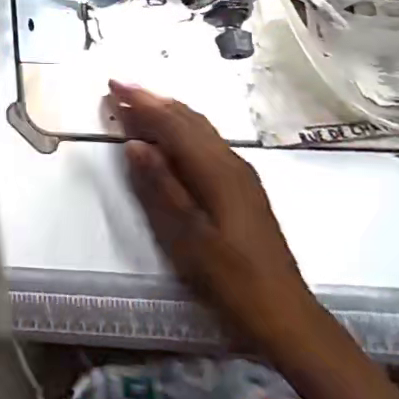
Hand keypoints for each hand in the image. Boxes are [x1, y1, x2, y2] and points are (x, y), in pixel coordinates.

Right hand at [108, 80, 323, 350]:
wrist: (285, 314)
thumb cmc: (230, 277)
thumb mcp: (186, 235)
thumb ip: (160, 185)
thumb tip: (134, 143)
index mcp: (216, 171)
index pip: (173, 124)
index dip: (141, 102)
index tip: (114, 84)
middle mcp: (231, 163)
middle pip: (189, 120)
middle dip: (153, 101)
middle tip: (120, 88)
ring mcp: (241, 175)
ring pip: (200, 129)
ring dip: (168, 113)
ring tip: (139, 105)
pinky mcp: (242, 189)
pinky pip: (206, 144)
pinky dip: (182, 131)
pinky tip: (170, 139)